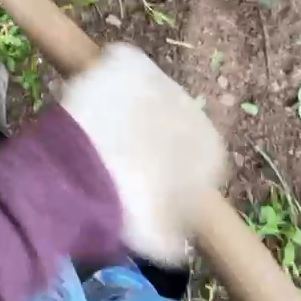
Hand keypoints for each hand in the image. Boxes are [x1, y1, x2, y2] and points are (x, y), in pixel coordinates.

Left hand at [59, 44, 225, 265]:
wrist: (89, 174)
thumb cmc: (129, 212)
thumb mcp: (161, 241)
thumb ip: (175, 233)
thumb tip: (176, 239)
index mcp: (210, 150)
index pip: (194, 148)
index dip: (165, 156)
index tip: (141, 167)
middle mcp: (194, 108)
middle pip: (168, 112)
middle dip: (143, 124)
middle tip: (112, 143)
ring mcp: (159, 78)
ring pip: (142, 87)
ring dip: (125, 98)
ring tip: (96, 120)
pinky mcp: (129, 59)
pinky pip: (119, 61)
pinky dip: (105, 72)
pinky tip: (90, 92)